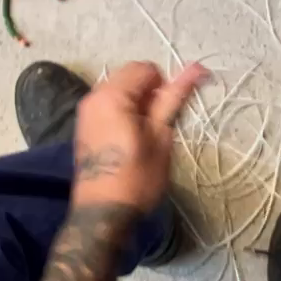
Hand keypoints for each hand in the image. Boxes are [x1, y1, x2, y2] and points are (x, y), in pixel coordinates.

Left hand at [70, 61, 207, 213]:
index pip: (145, 69)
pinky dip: (123, 111)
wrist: (103, 213)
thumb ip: (174, 97)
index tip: (166, 114)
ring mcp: (85, 110)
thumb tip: (197, 67)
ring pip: (119, 90)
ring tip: (144, 134)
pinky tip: (129, 138)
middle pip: (129, 76)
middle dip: (148, 93)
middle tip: (157, 125)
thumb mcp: (161, 135)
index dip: (163, 87)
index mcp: (112, 95)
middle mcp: (93, 96)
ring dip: (136, 102)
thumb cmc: (137, 176)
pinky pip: (108, 103)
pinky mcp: (83, 125)